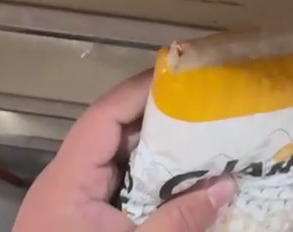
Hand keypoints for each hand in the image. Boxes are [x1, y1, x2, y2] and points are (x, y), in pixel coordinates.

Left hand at [13, 70, 233, 231]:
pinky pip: (113, 186)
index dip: (143, 90)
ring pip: (114, 159)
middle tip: (204, 103)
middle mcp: (62, 185)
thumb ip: (182, 219)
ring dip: (154, 149)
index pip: (105, 115)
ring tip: (200, 135)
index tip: (186, 75)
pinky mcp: (75, 226)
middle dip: (157, 117)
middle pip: (111, 132)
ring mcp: (66, 207)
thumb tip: (230, 183)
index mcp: (66, 182)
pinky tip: (177, 180)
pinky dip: (144, 178)